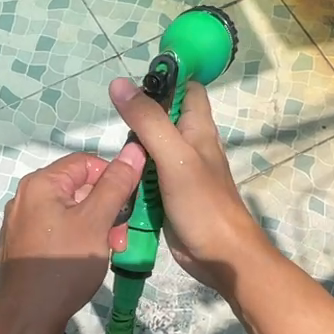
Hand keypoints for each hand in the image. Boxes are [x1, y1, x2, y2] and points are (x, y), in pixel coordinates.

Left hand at [0, 144, 146, 333]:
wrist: (27, 319)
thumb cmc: (63, 267)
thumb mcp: (96, 223)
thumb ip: (116, 185)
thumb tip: (134, 150)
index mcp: (40, 184)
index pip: (86, 162)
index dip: (114, 178)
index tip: (130, 206)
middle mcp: (27, 197)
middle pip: (79, 188)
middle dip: (107, 209)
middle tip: (121, 239)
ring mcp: (23, 223)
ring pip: (72, 212)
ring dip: (98, 227)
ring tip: (110, 253)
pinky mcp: (25, 246)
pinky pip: (60, 231)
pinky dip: (80, 240)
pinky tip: (89, 261)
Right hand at [109, 77, 276, 294]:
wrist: (219, 256)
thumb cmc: (203, 204)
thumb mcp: (173, 156)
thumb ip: (147, 121)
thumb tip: (118, 85)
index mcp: (198, 128)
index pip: (186, 88)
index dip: (165, 78)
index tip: (134, 82)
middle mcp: (189, 146)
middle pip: (160, 119)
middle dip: (138, 119)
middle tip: (114, 124)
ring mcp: (178, 173)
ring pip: (149, 151)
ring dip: (132, 152)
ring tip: (113, 156)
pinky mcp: (168, 197)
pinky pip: (146, 179)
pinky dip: (133, 178)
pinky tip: (118, 180)